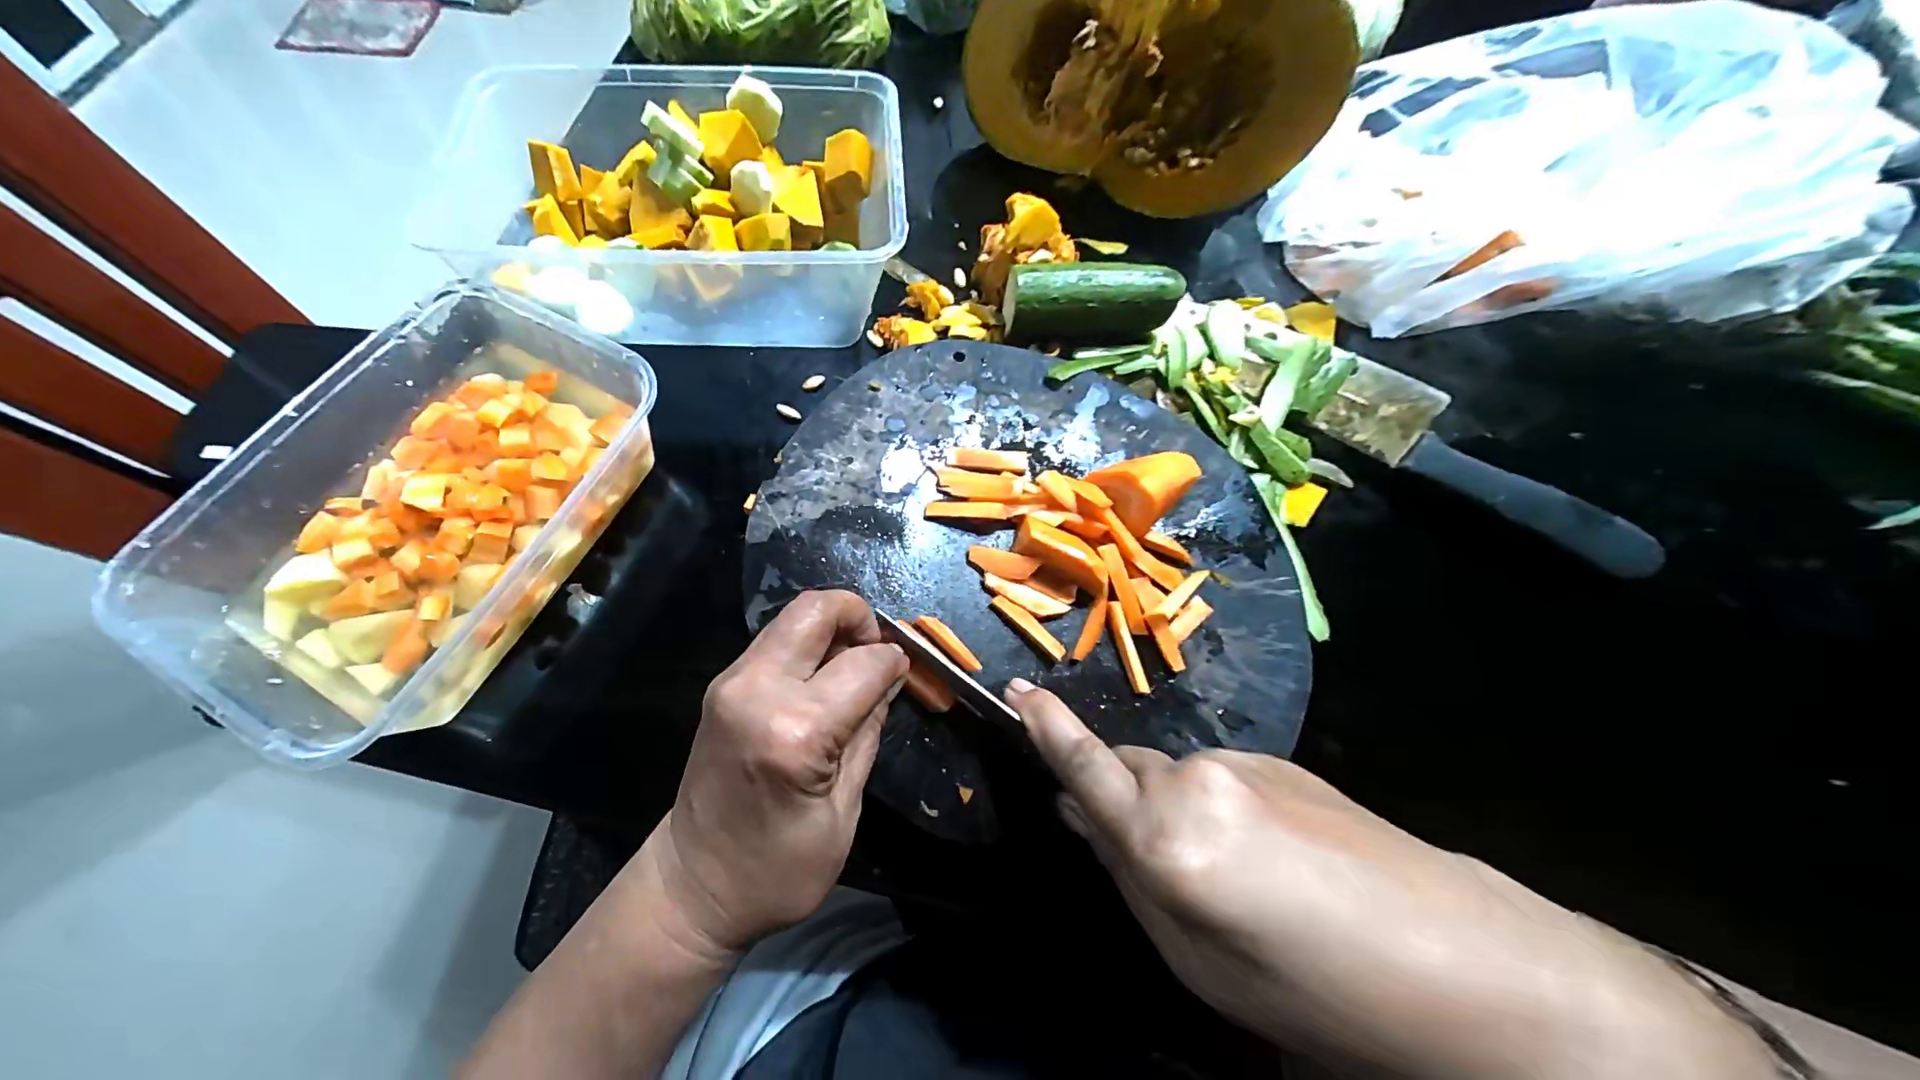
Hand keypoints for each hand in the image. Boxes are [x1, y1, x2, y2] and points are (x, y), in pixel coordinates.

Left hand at [644, 591, 906, 953]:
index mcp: (795, 732)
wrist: (692, 887)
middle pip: (816, 609)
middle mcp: (757, 691)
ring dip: (833, 629)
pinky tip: (824, 681)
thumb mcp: (844, 810)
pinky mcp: (723, 686)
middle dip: (858, 616)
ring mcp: (732, 683)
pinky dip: (809, 646)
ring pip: (794, 617)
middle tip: (877, 652)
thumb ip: (868, 731)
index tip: (904, 675)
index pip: (864, 663)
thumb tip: (890, 676)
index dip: (893, 663)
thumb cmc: (778, 869)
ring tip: (853, 669)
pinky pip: (777, 641)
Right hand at [1008, 682, 1776, 1079]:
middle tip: (1156, 865)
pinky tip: (1270, 857)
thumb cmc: (1311, 987)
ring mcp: (1246, 762)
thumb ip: (1128, 876)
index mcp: (1169, 836)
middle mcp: (1199, 778)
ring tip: (1232, 877)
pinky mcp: (1283, 762)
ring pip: (1177, 775)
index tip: (1015, 689)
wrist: (1463, 963)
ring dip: (1177, 810)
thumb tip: (1082, 817)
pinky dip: (1219, 807)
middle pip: (1131, 772)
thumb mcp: (1197, 959)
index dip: (1046, 728)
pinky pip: (1221, 777)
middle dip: (1124, 803)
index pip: (1087, 768)